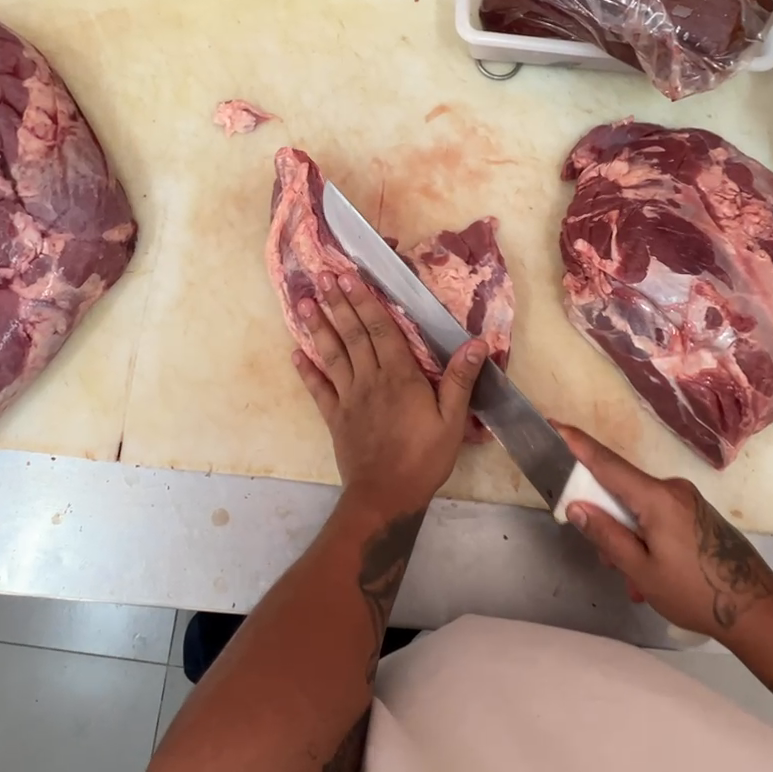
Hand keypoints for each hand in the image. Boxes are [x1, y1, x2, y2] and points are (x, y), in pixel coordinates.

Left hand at [293, 272, 486, 518]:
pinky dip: (307, 371)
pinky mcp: (335, 417)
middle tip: (324, 275)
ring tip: (304, 303)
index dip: (366, 301)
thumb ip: (460, 380)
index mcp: (400, 376)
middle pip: (353, 334)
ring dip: (318, 328)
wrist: (385, 496)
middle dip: (339, 303)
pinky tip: (295, 354)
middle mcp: (370, 379)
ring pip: (331, 354)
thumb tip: (476, 342)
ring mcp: (348, 398)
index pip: (381, 330)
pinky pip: (318, 389)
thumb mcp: (452, 421)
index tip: (351, 276)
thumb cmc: (424, 458)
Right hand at [558, 424, 772, 640]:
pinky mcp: (697, 514)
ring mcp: (688, 500)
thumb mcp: (641, 571)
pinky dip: (646, 540)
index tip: (554, 425)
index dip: (578, 444)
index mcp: (657, 498)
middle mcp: (673, 489)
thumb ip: (606, 535)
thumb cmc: (696, 593)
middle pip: (622, 490)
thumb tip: (576, 507)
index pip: (607, 463)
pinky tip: (653, 577)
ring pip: (639, 509)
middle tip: (607, 561)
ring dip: (629, 538)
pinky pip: (658, 517)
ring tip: (636, 582)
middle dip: (606, 520)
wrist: (761, 612)